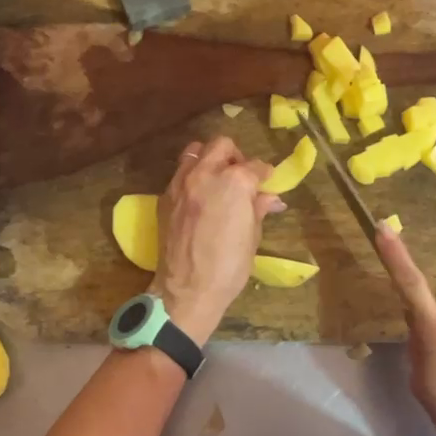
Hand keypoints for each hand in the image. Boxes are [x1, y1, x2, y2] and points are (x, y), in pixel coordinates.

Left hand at [152, 137, 282, 343]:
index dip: (264, 174)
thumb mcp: (251, 238)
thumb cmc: (228, 268)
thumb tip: (271, 198)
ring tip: (217, 179)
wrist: (187, 289)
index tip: (267, 182)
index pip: (254, 166)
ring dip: (210, 159)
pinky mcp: (165, 197)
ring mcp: (181, 183)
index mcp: (234, 182)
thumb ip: (258, 209)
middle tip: (242, 175)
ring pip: (196, 152)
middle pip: (222, 146)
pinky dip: (192, 176)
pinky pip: (180, 173)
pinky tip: (200, 196)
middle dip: (235, 156)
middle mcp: (205, 174)